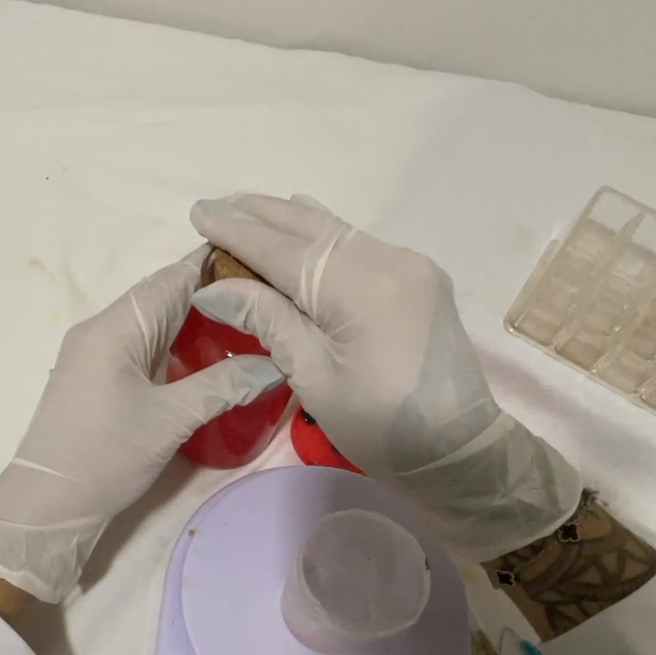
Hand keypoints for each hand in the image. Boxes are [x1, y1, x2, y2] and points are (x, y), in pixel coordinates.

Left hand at [0, 250, 283, 602]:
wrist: (47, 506)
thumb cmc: (104, 459)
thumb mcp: (170, 421)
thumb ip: (224, 386)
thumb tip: (276, 364)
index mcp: (115, 327)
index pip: (174, 277)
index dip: (219, 268)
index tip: (266, 271)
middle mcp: (101, 328)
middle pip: (164, 295)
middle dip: (214, 295)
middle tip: (267, 304)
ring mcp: (95, 351)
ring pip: (154, 321)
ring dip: (195, 322)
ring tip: (247, 327)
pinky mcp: (96, 374)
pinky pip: (142, 345)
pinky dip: (175, 345)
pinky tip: (206, 357)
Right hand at [189, 194, 579, 559]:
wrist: (456, 449)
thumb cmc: (378, 427)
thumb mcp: (313, 379)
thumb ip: (268, 322)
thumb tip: (214, 288)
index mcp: (359, 289)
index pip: (283, 251)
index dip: (237, 233)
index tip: (199, 212)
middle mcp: (388, 260)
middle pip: (310, 227)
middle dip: (259, 215)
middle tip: (214, 205)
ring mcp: (409, 264)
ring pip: (336, 230)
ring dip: (289, 221)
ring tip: (247, 211)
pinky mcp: (418, 276)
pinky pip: (360, 244)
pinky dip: (322, 236)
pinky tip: (302, 226)